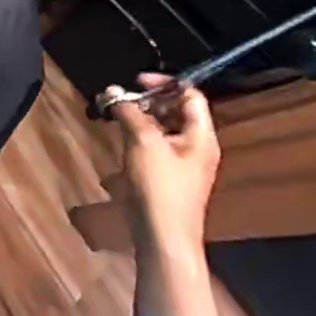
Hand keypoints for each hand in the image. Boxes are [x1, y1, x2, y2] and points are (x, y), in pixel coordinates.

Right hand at [104, 74, 222, 315]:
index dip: (166, 83)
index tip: (137, 80)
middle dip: (148, 100)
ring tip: (116, 114)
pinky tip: (120, 138)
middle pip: (176, 112)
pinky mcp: (167, 176)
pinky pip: (155, 145)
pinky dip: (138, 135)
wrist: (162, 234)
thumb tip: (114, 92)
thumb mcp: (143, 141)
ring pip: (163, 128)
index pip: (191, 96)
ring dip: (140, 117)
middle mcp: (196, 147)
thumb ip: (129, 112)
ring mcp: (183, 163)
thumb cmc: (159, 185)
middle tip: (121, 98)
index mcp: (201, 136)